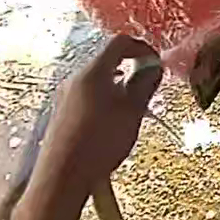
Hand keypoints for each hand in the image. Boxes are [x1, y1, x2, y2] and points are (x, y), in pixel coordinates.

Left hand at [34, 34, 160, 203]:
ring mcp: (65, 94)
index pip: (120, 42)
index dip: (143, 48)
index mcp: (93, 71)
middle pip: (108, 59)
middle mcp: (75, 77)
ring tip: (135, 105)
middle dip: (132, 67)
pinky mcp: (62, 111)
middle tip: (150, 86)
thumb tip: (154, 67)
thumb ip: (145, 84)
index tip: (157, 63)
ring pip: (98, 77)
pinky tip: (114, 120)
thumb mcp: (132, 111)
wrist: (62, 177)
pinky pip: (89, 93)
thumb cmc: (101, 140)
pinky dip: (107, 96)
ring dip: (120, 83)